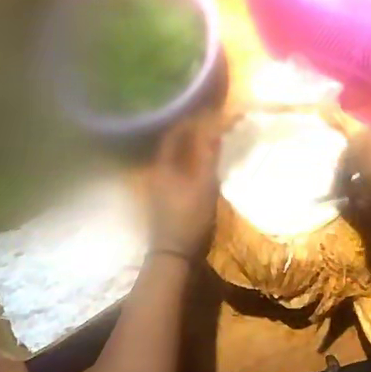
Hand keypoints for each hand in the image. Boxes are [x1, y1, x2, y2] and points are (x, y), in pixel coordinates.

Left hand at [146, 116, 221, 258]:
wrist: (174, 256)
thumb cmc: (189, 217)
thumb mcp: (204, 183)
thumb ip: (209, 154)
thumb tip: (215, 125)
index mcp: (162, 166)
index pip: (172, 134)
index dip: (188, 122)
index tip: (206, 114)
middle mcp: (155, 174)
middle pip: (172, 147)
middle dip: (189, 135)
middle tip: (209, 127)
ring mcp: (158, 190)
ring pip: (174, 162)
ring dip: (190, 151)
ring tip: (209, 145)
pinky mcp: (164, 203)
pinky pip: (177, 175)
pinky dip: (189, 166)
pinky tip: (202, 171)